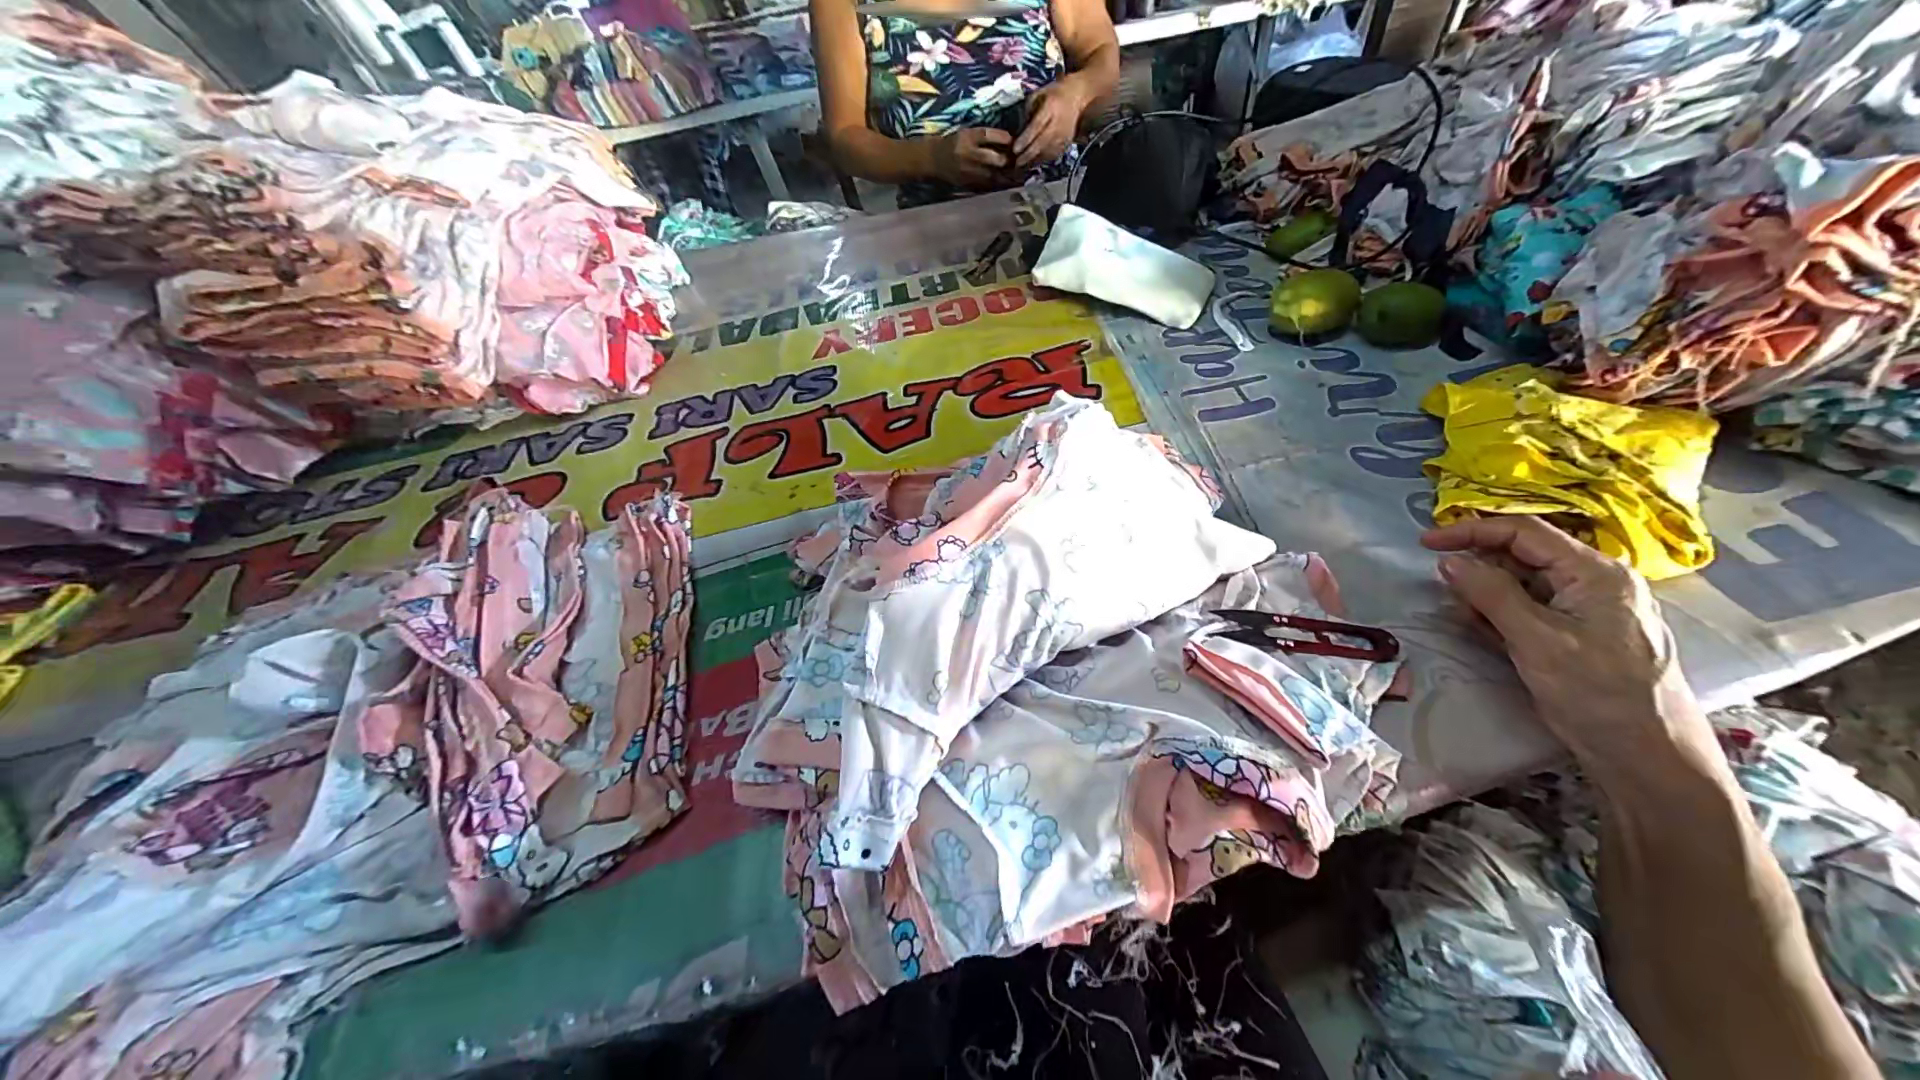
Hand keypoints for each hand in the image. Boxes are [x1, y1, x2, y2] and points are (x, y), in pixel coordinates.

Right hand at [931, 128, 1013, 187]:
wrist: (935, 159)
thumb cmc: (954, 144)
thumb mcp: (967, 133)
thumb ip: (984, 137)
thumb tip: (1010, 142)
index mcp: (966, 137)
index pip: (986, 135)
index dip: (1001, 137)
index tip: (1013, 140)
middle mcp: (966, 154)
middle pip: (991, 158)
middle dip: (1006, 160)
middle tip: (1018, 160)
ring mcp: (967, 171)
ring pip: (991, 175)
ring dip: (1006, 175)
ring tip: (1017, 175)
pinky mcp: (967, 184)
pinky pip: (986, 185)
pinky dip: (998, 184)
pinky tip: (1007, 183)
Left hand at [1013, 81, 1084, 168]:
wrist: (1076, 97)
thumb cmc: (1053, 95)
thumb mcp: (1038, 94)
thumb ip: (1028, 110)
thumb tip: (1020, 130)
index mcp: (1051, 107)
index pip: (1037, 126)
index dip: (1025, 139)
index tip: (1015, 149)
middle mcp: (1059, 123)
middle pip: (1042, 142)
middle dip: (1028, 154)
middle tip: (1016, 162)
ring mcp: (1065, 134)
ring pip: (1048, 152)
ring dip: (1034, 160)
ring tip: (1022, 165)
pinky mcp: (1068, 143)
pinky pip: (1054, 155)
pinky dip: (1043, 160)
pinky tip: (1034, 162)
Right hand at [1421, 516, 1720, 787]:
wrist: (1648, 757)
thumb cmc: (1598, 693)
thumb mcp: (1537, 639)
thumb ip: (1490, 594)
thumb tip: (1448, 561)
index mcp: (1595, 573)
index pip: (1523, 532)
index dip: (1470, 530)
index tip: (1425, 544)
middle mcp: (1593, 582)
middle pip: (1521, 556)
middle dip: (1478, 568)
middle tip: (1445, 590)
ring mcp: (1586, 609)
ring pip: (1521, 584)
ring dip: (1486, 596)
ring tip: (1469, 620)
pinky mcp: (1575, 634)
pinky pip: (1528, 609)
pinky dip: (1499, 616)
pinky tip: (1487, 633)